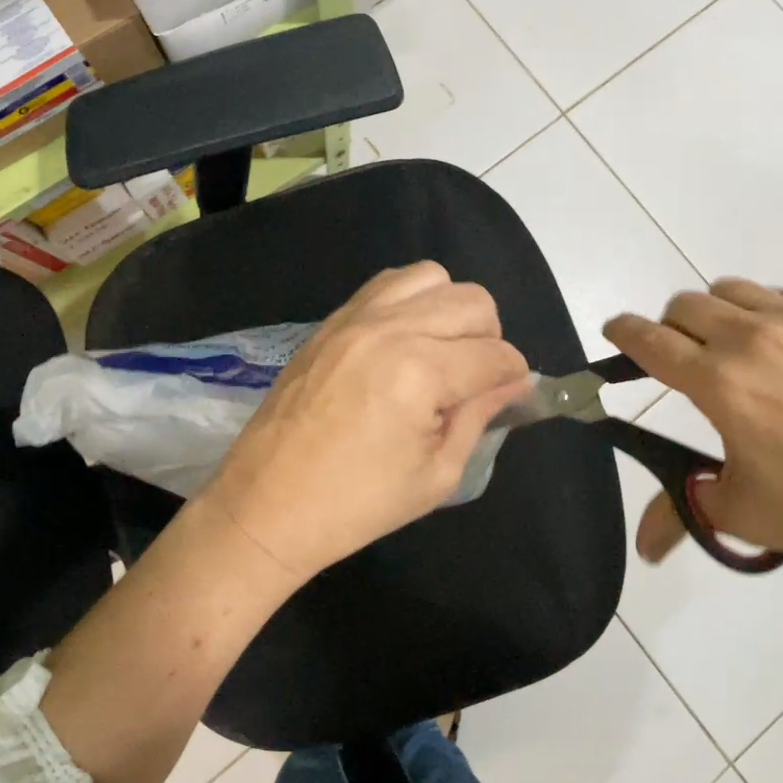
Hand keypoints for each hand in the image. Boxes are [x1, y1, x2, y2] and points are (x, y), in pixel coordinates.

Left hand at [196, 262, 530, 579]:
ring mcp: (356, 317)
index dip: (513, 377)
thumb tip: (515, 382)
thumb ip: (480, 417)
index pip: (496, 354)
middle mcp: (391, 328)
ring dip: (450, 310)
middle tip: (473, 380)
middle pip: (472, 301)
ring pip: (432, 277)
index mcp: (420, 372)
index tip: (508, 397)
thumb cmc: (356, 504)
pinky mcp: (332, 319)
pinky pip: (388, 282)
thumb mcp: (436, 474)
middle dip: (488, 338)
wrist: (268, 503)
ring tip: (439, 353)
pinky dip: (411, 300)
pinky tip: (405, 340)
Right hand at [605, 279, 782, 569]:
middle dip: (672, 327)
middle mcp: (753, 336)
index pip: (648, 340)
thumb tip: (646, 549)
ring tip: (745, 354)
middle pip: (685, 305)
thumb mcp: (750, 516)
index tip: (615, 333)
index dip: (622, 333)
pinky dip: (776, 321)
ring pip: (734, 291)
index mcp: (720, 383)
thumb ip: (683, 514)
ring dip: (720, 315)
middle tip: (688, 360)